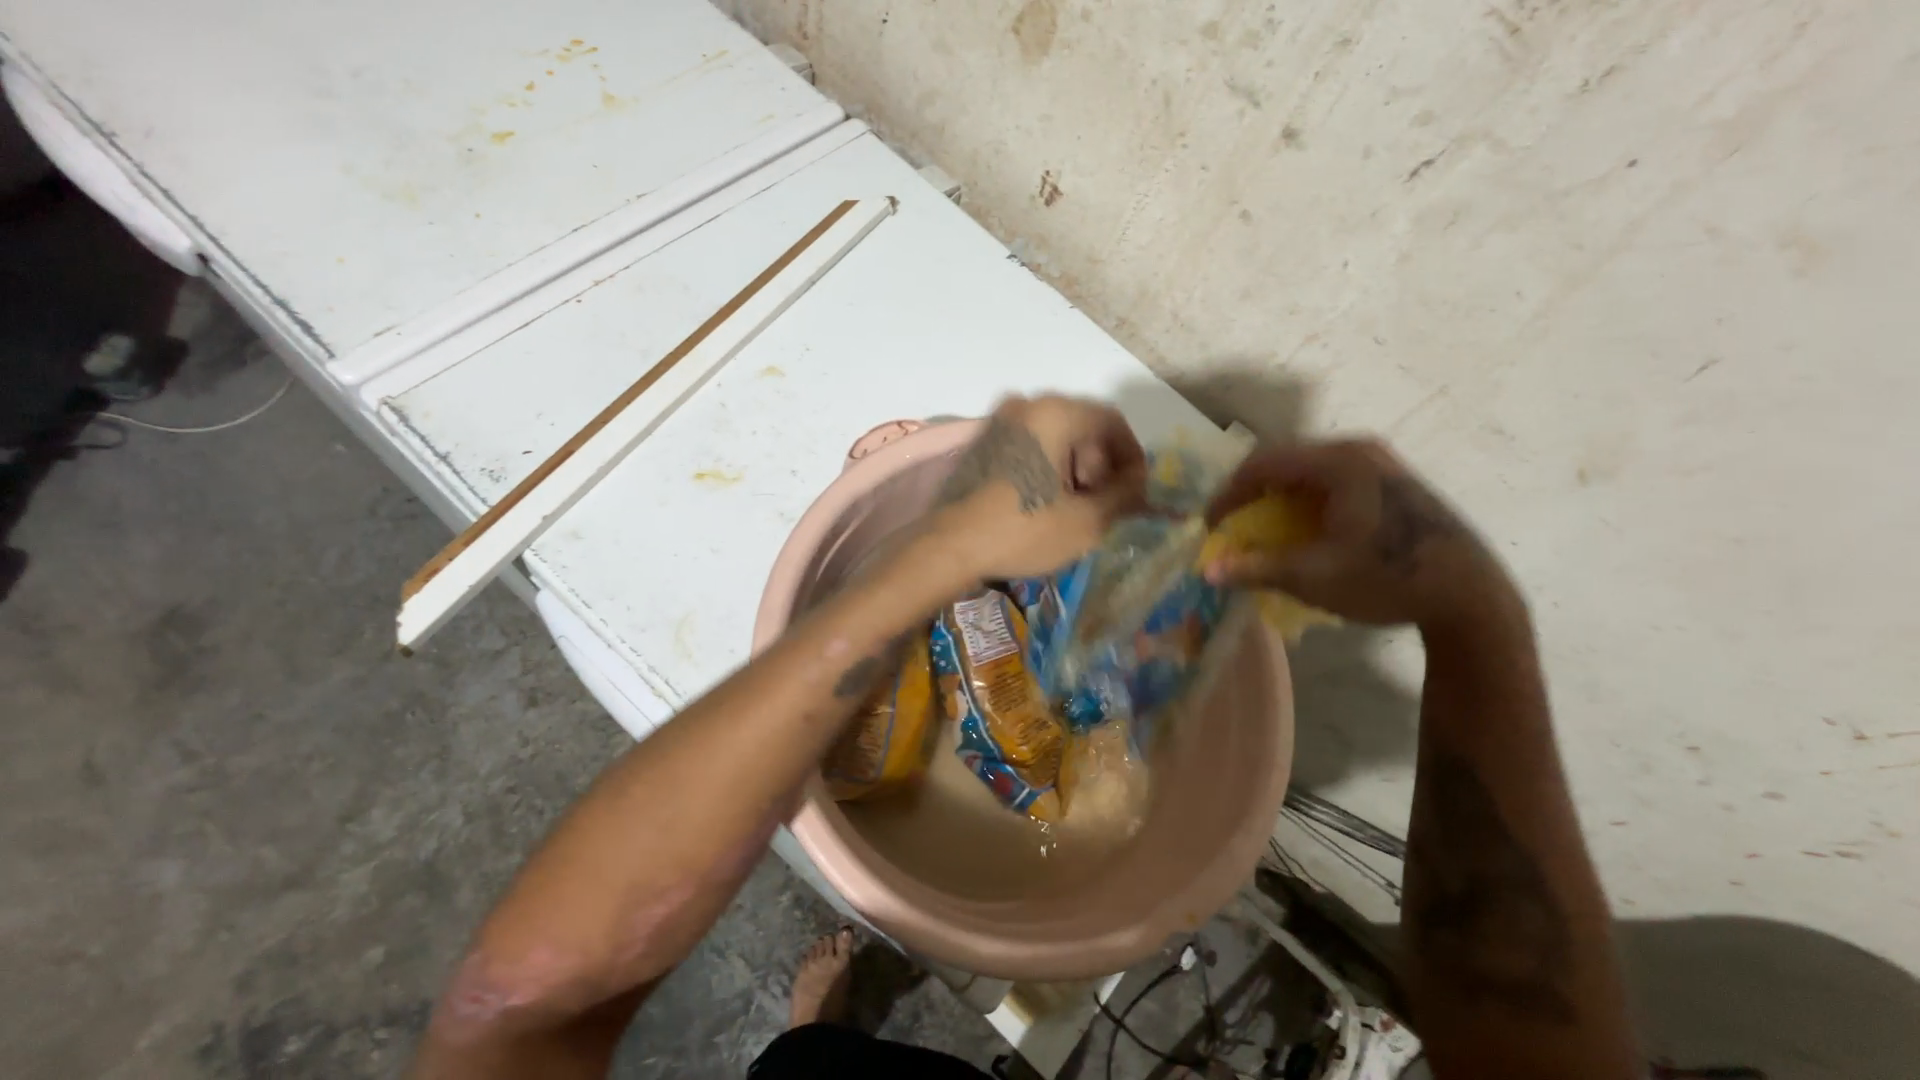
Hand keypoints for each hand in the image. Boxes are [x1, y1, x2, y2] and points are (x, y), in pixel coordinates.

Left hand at [923, 395, 1147, 581]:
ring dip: (1075, 470)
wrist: (947, 547)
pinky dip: (1048, 469)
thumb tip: (1141, 485)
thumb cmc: (1023, 530)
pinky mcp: (981, 443)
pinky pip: (1029, 446)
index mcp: (1055, 412)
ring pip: (1055, 438)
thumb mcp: (1086, 520)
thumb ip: (1124, 496)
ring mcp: (999, 422)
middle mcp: (1026, 404)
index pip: (1112, 422)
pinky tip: (1048, 505)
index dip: (1133, 458)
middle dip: (1102, 467)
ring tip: (1079, 511)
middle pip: (1082, 428)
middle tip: (1107, 506)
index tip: (1138, 494)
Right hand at [1203, 438, 1521, 631]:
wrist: (1470, 596)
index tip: (1211, 527)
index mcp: (1339, 462)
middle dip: (1252, 494)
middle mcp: (1360, 450)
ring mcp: (1381, 463)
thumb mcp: (1314, 578)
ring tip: (1263, 529)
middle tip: (1233, 527)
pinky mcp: (1394, 481)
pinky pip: (1333, 480)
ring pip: (1309, 471)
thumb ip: (1256, 568)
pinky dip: (1306, 501)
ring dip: (1279, 498)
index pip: (1263, 464)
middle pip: (1286, 462)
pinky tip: (1304, 530)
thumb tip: (1207, 571)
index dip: (1228, 494)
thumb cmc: (1387, 580)